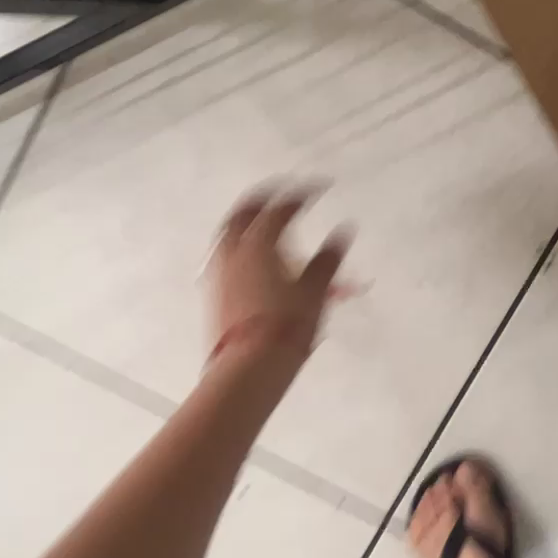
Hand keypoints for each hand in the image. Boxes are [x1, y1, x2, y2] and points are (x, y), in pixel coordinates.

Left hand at [205, 186, 351, 374]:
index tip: (321, 188)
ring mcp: (220, 273)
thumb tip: (343, 233)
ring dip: (249, 223)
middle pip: (242, 213)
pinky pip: (226, 255)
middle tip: (283, 194)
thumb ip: (327, 260)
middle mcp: (233, 252)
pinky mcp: (215, 293)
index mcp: (259, 245)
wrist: (248, 369)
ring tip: (267, 224)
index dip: (302, 194)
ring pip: (229, 234)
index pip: (280, 209)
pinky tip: (256, 256)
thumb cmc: (286, 326)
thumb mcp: (315, 291)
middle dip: (264, 199)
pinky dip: (242, 245)